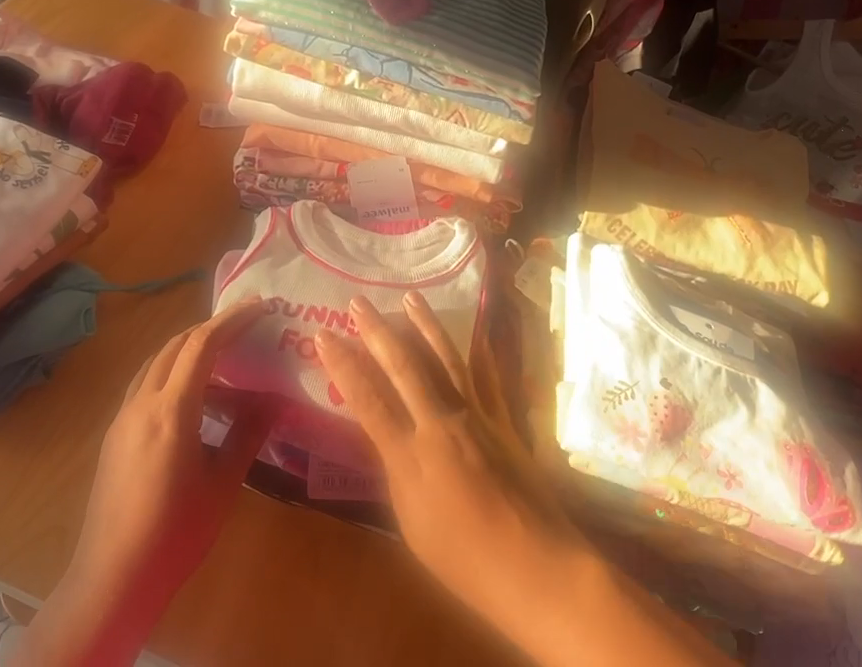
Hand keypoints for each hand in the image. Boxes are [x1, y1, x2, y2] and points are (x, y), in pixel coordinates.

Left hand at [17, 304, 271, 666]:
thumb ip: (247, 435)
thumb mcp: (223, 485)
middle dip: (213, 329)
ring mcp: (123, 418)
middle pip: (176, 346)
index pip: (203, 345)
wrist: (113, 577)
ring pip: (157, 363)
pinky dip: (174, 374)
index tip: (261, 306)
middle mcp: (142, 403)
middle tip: (248, 327)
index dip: (233, 320)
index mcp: (172, 411)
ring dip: (190, 350)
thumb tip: (274, 399)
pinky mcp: (115, 436)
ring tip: (226, 360)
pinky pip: (146, 386)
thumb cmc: (175, 533)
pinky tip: (195, 399)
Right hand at [318, 293, 725, 666]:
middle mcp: (441, 424)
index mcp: (410, 456)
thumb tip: (388, 439)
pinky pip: (486, 376)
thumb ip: (397, 473)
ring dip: (425, 325)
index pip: (368, 400)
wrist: (537, 566)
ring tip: (410, 297)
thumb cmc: (464, 561)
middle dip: (377, 331)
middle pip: (404, 367)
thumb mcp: (411, 523)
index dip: (343, 366)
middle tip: (357, 301)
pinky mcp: (504, 421)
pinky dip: (477, 350)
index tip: (325, 334)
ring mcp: (477, 417)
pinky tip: (473, 331)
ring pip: (446, 359)